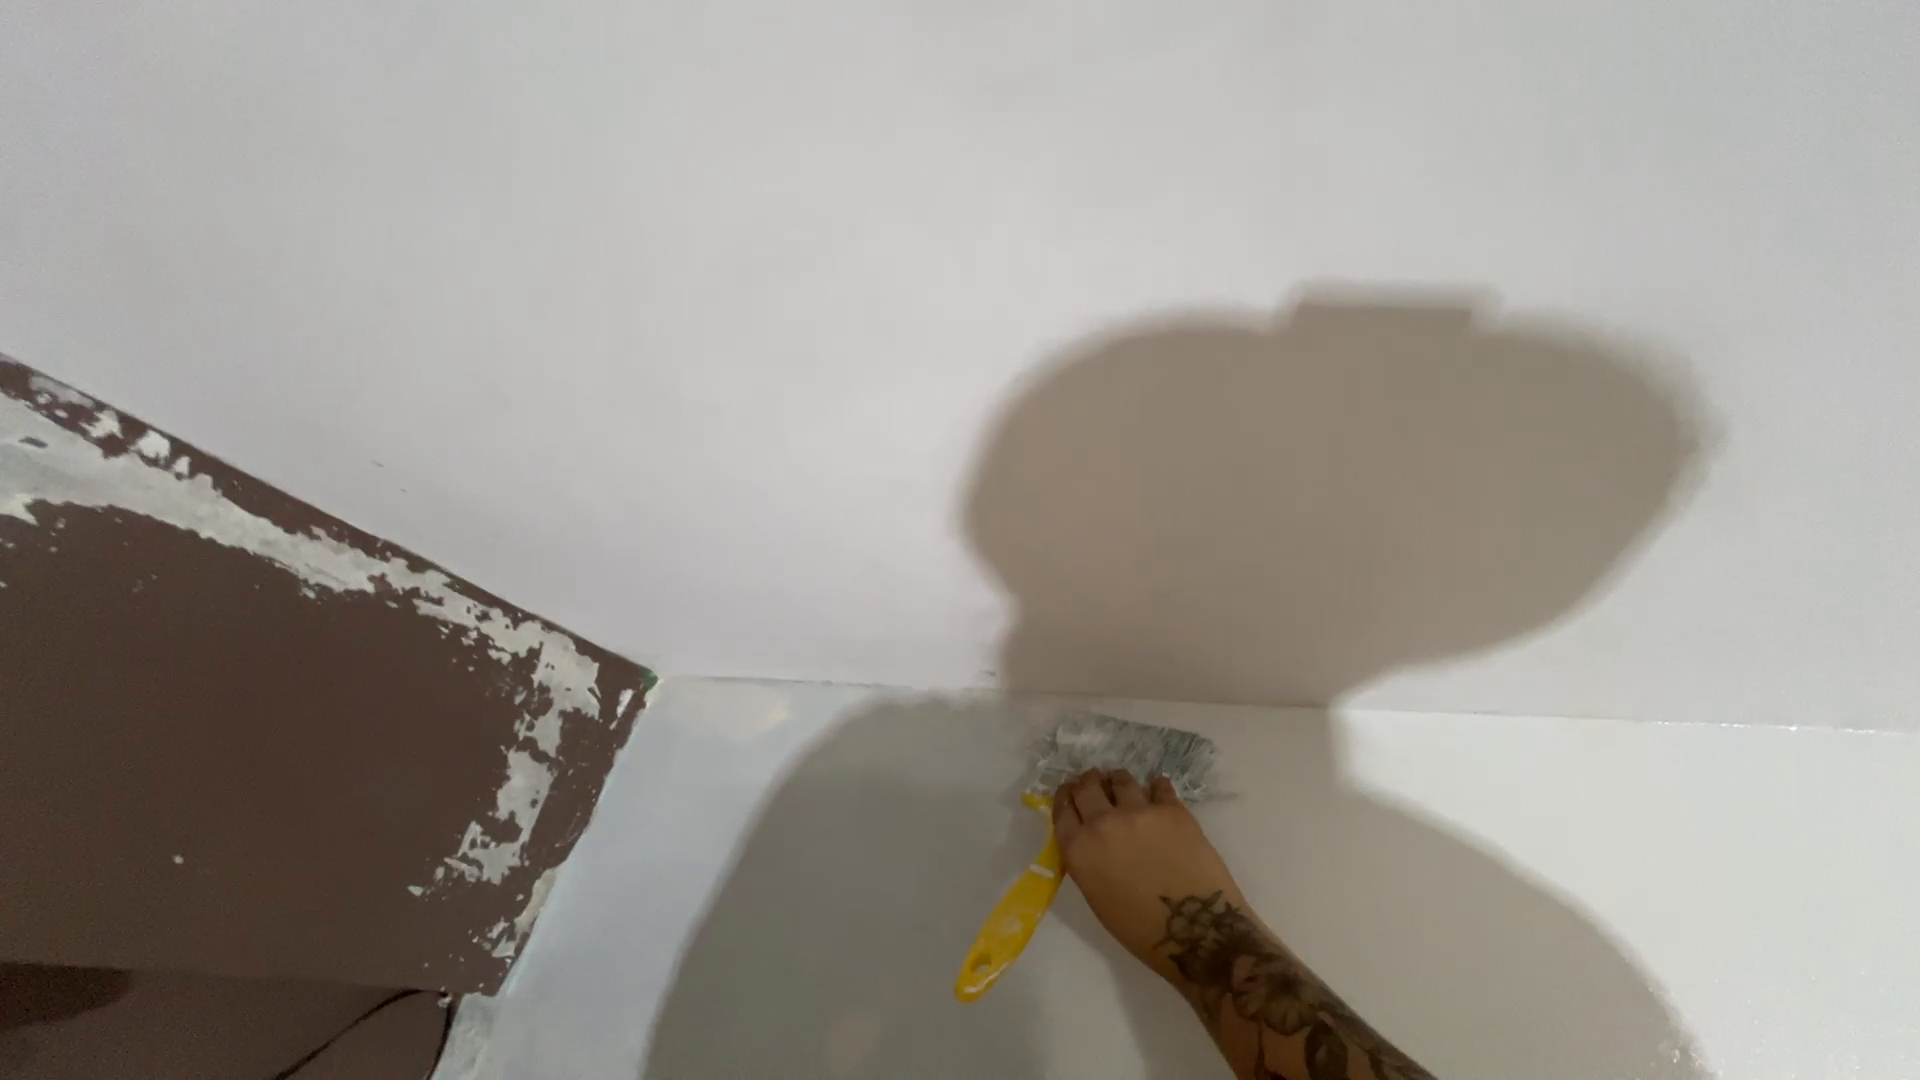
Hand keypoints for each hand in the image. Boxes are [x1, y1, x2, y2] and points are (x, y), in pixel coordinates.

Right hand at [1053, 768, 1248, 982]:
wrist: (1197, 930)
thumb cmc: (1141, 930)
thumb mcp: (1097, 898)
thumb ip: (1088, 861)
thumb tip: (1093, 841)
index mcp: (1079, 850)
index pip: (1063, 808)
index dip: (1065, 796)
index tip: (1069, 791)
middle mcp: (1103, 823)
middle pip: (1087, 787)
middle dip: (1088, 781)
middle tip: (1093, 780)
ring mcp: (1138, 812)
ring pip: (1121, 779)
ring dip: (1118, 780)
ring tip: (1122, 782)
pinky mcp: (1172, 810)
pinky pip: (1159, 785)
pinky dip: (1155, 786)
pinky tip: (1157, 788)